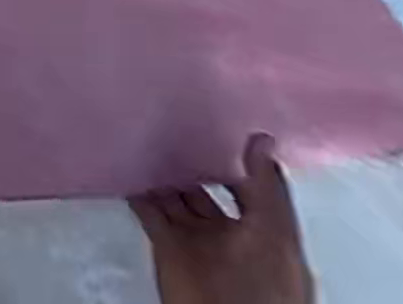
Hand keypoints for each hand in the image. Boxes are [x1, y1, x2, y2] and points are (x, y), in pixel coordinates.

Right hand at [128, 134, 312, 303]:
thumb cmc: (263, 289)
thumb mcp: (276, 237)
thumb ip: (267, 188)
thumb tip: (263, 137)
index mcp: (262, 230)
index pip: (247, 184)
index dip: (234, 156)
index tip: (213, 118)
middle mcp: (228, 231)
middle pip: (206, 187)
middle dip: (190, 159)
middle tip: (168, 117)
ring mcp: (195, 239)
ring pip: (176, 195)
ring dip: (161, 170)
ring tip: (142, 130)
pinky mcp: (167, 246)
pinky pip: (149, 211)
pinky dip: (136, 189)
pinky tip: (127, 163)